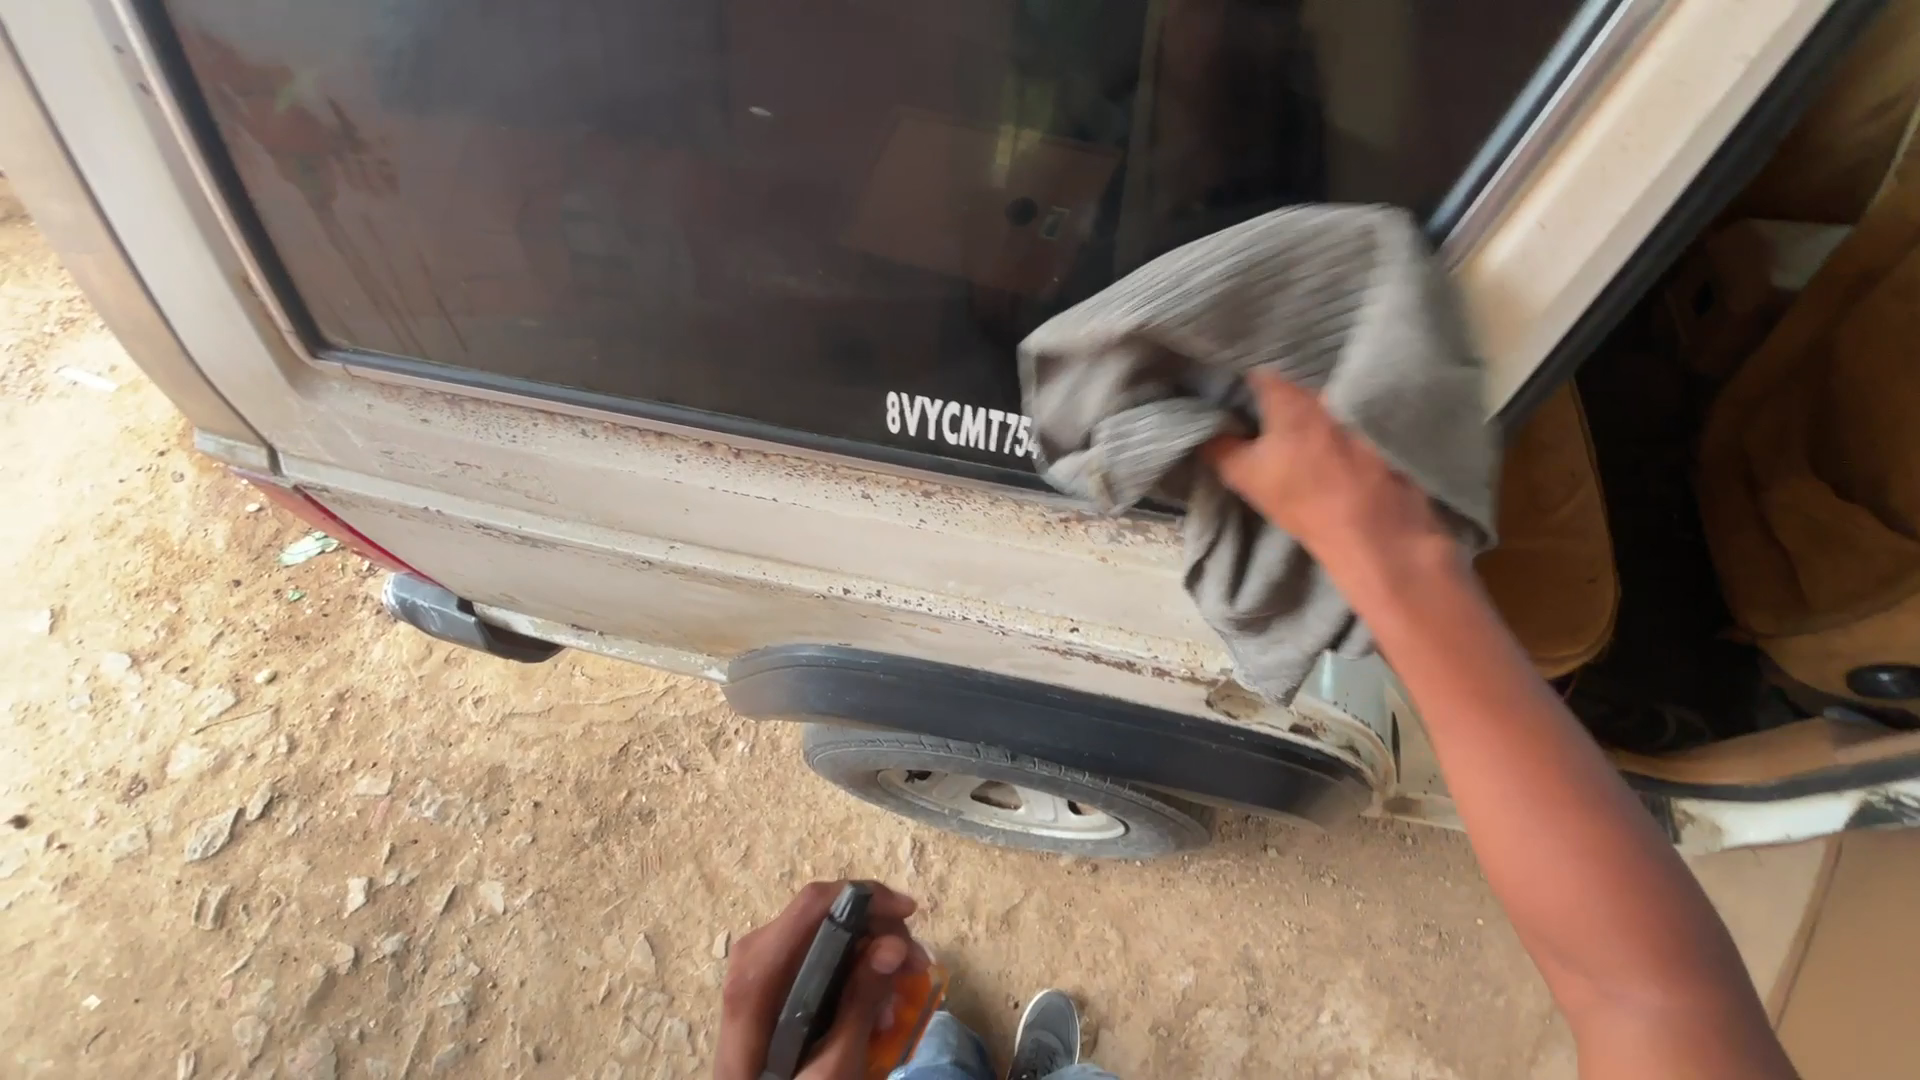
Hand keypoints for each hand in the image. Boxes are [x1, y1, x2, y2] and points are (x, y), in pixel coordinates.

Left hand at [715, 881, 928, 1079]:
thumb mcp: (830, 1073)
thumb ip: (859, 1006)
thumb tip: (893, 945)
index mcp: (757, 974)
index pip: (814, 904)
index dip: (866, 896)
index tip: (911, 913)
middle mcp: (755, 956)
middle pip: (827, 913)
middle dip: (879, 931)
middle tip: (918, 967)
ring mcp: (763, 966)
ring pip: (829, 930)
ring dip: (873, 953)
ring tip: (899, 1002)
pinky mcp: (773, 980)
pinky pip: (822, 953)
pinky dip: (855, 969)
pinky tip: (877, 1006)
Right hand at [1203, 371, 1458, 572]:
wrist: (1375, 530)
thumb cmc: (1305, 499)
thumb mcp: (1245, 477)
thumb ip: (1218, 446)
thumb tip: (1202, 429)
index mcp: (1291, 397)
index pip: (1256, 373)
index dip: (1238, 383)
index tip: (1228, 399)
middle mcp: (1326, 391)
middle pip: (1291, 385)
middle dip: (1274, 399)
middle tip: (1258, 421)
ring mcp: (1357, 407)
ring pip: (1321, 400)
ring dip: (1307, 413)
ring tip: (1296, 435)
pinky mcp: (1380, 427)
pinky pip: (1347, 415)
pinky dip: (1334, 424)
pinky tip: (1328, 448)